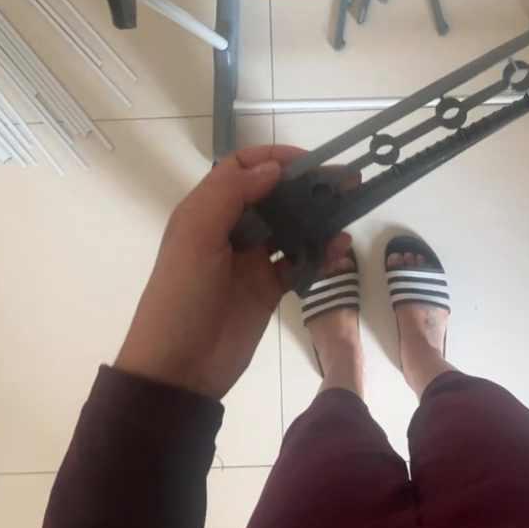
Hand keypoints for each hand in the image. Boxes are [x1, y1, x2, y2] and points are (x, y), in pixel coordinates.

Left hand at [115, 145, 350, 398]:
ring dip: (318, 216)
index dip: (272, 158)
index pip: (240, 169)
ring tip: (350, 207)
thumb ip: (231, 195)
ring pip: (291, 226)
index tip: (307, 161)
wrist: (179, 369)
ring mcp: (251, 259)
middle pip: (273, 194)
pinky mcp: (269, 287)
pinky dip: (321, 252)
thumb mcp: (196, 237)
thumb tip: (273, 169)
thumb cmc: (181, 295)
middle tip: (344, 180)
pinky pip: (300, 261)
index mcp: (206, 210)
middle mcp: (230, 229)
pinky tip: (339, 247)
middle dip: (306, 185)